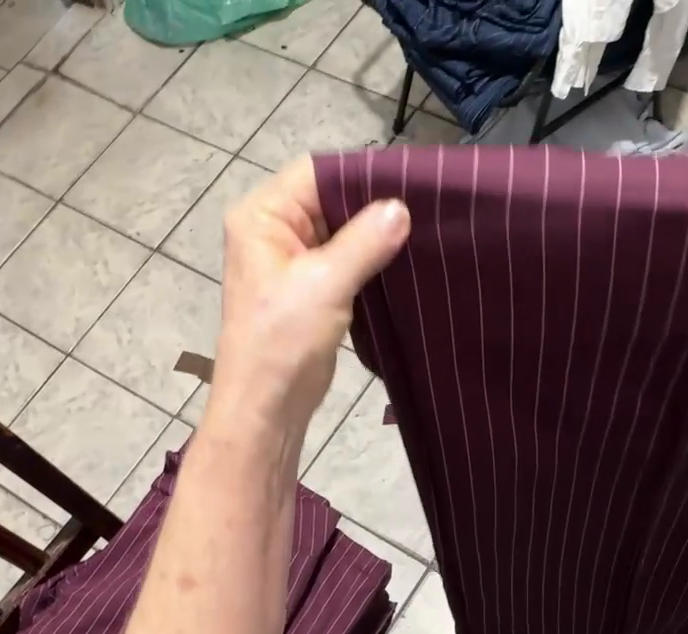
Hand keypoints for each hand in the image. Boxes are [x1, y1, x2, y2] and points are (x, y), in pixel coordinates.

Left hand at [210, 159, 409, 443]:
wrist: (266, 405)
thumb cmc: (283, 341)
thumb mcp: (325, 284)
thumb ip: (364, 242)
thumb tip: (401, 207)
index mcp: (262, 217)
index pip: (315, 173)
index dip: (359, 175)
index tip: (408, 183)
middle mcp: (273, 231)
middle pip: (329, 201)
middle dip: (372, 208)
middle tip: (424, 210)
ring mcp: (292, 262)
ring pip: (340, 233)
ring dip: (375, 237)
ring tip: (421, 234)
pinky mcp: (310, 291)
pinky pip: (344, 262)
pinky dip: (370, 262)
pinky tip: (402, 263)